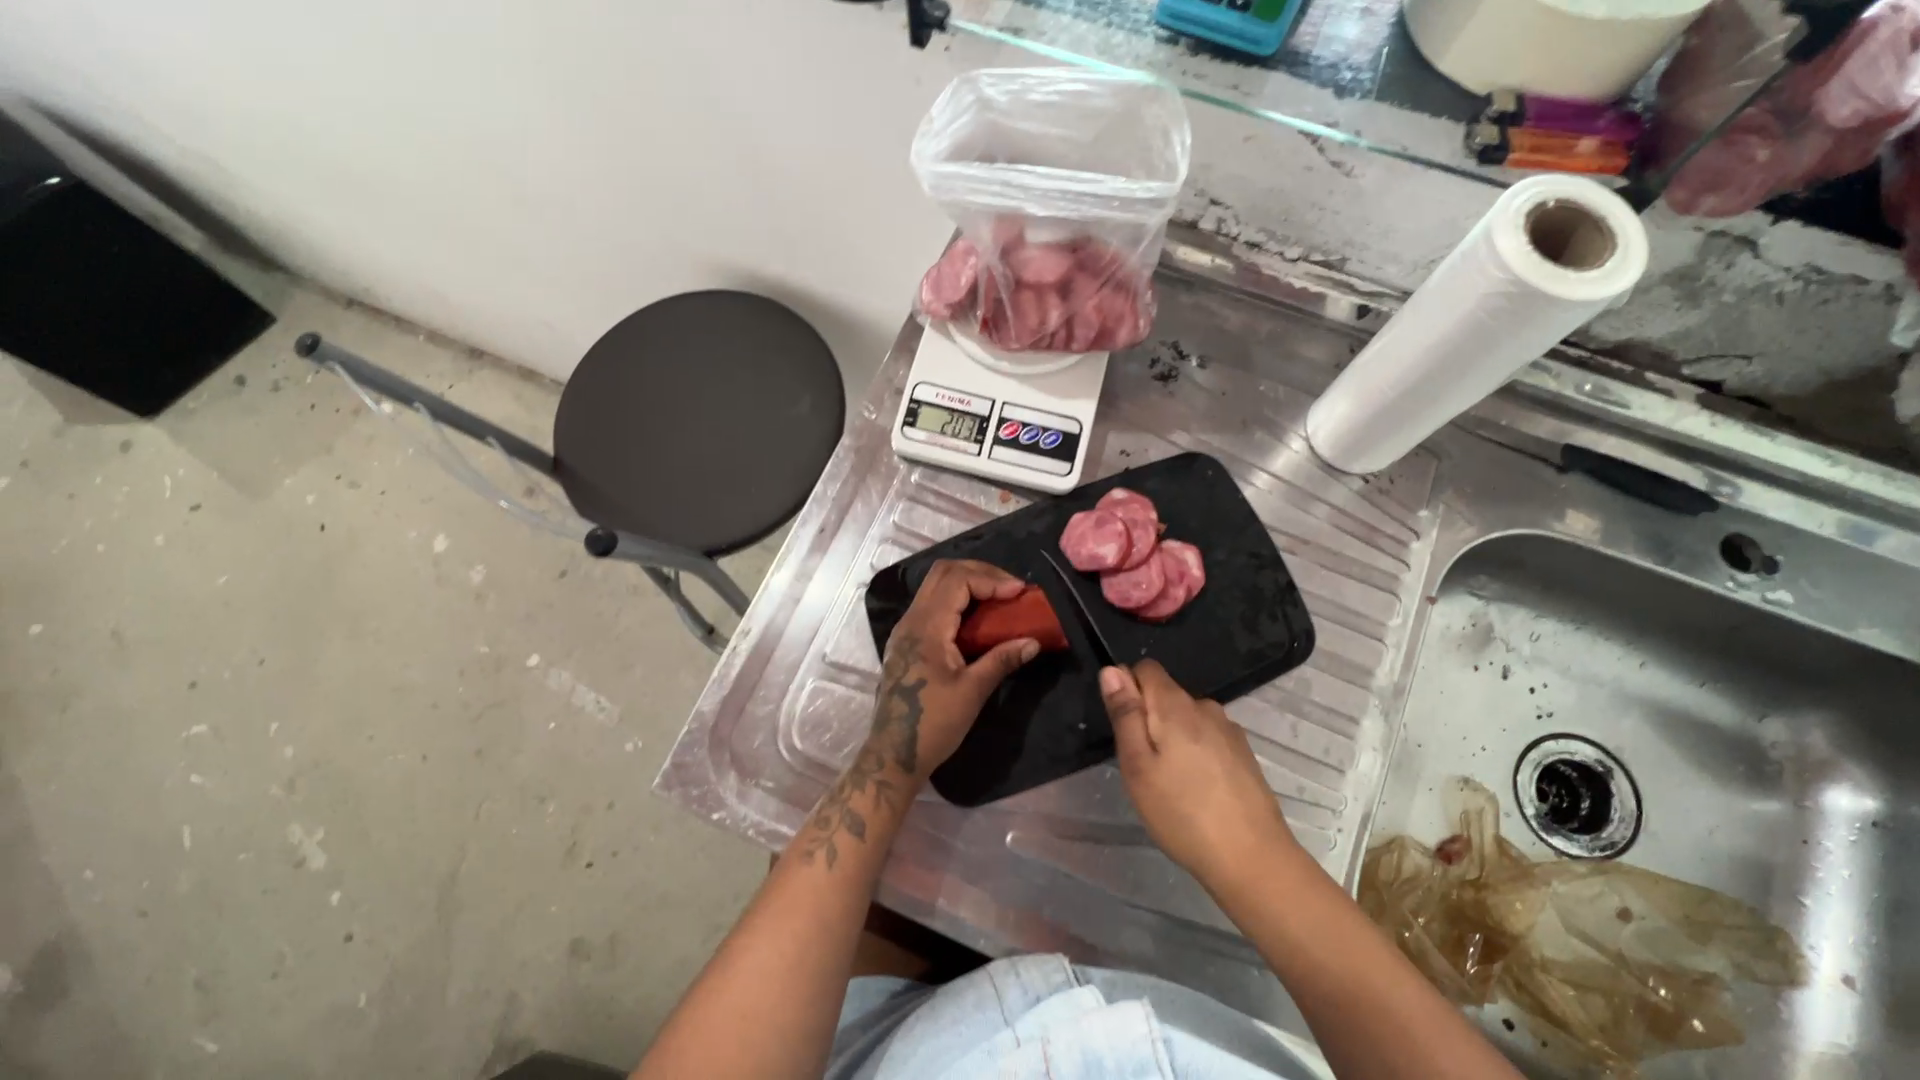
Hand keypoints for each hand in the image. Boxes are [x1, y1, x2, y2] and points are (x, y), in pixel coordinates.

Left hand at [869, 559, 1040, 784]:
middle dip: (979, 573)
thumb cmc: (934, 723)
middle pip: (943, 574)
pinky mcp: (907, 642)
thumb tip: (1034, 641)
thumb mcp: (973, 691)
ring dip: (967, 583)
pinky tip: (978, 617)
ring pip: (935, 587)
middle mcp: (911, 620)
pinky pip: (932, 604)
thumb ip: (1002, 659)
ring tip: (999, 598)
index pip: (957, 581)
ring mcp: (905, 630)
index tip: (1020, 593)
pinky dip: (957, 600)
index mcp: (926, 627)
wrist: (894, 752)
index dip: (991, 580)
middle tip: (1010, 588)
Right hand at [1100, 660, 1297, 888]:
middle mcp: (1206, 707)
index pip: (1145, 669)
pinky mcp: (1243, 755)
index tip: (1123, 729)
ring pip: (1188, 720)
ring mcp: (1229, 731)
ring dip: (1173, 739)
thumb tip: (1112, 670)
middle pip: (1167, 695)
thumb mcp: (1138, 766)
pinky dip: (1195, 754)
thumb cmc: (1181, 813)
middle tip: (1142, 768)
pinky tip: (1197, 791)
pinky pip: (1207, 739)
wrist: (1251, 857)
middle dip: (1149, 720)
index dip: (1127, 689)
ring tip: (1169, 784)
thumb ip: (1125, 715)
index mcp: (1176, 706)